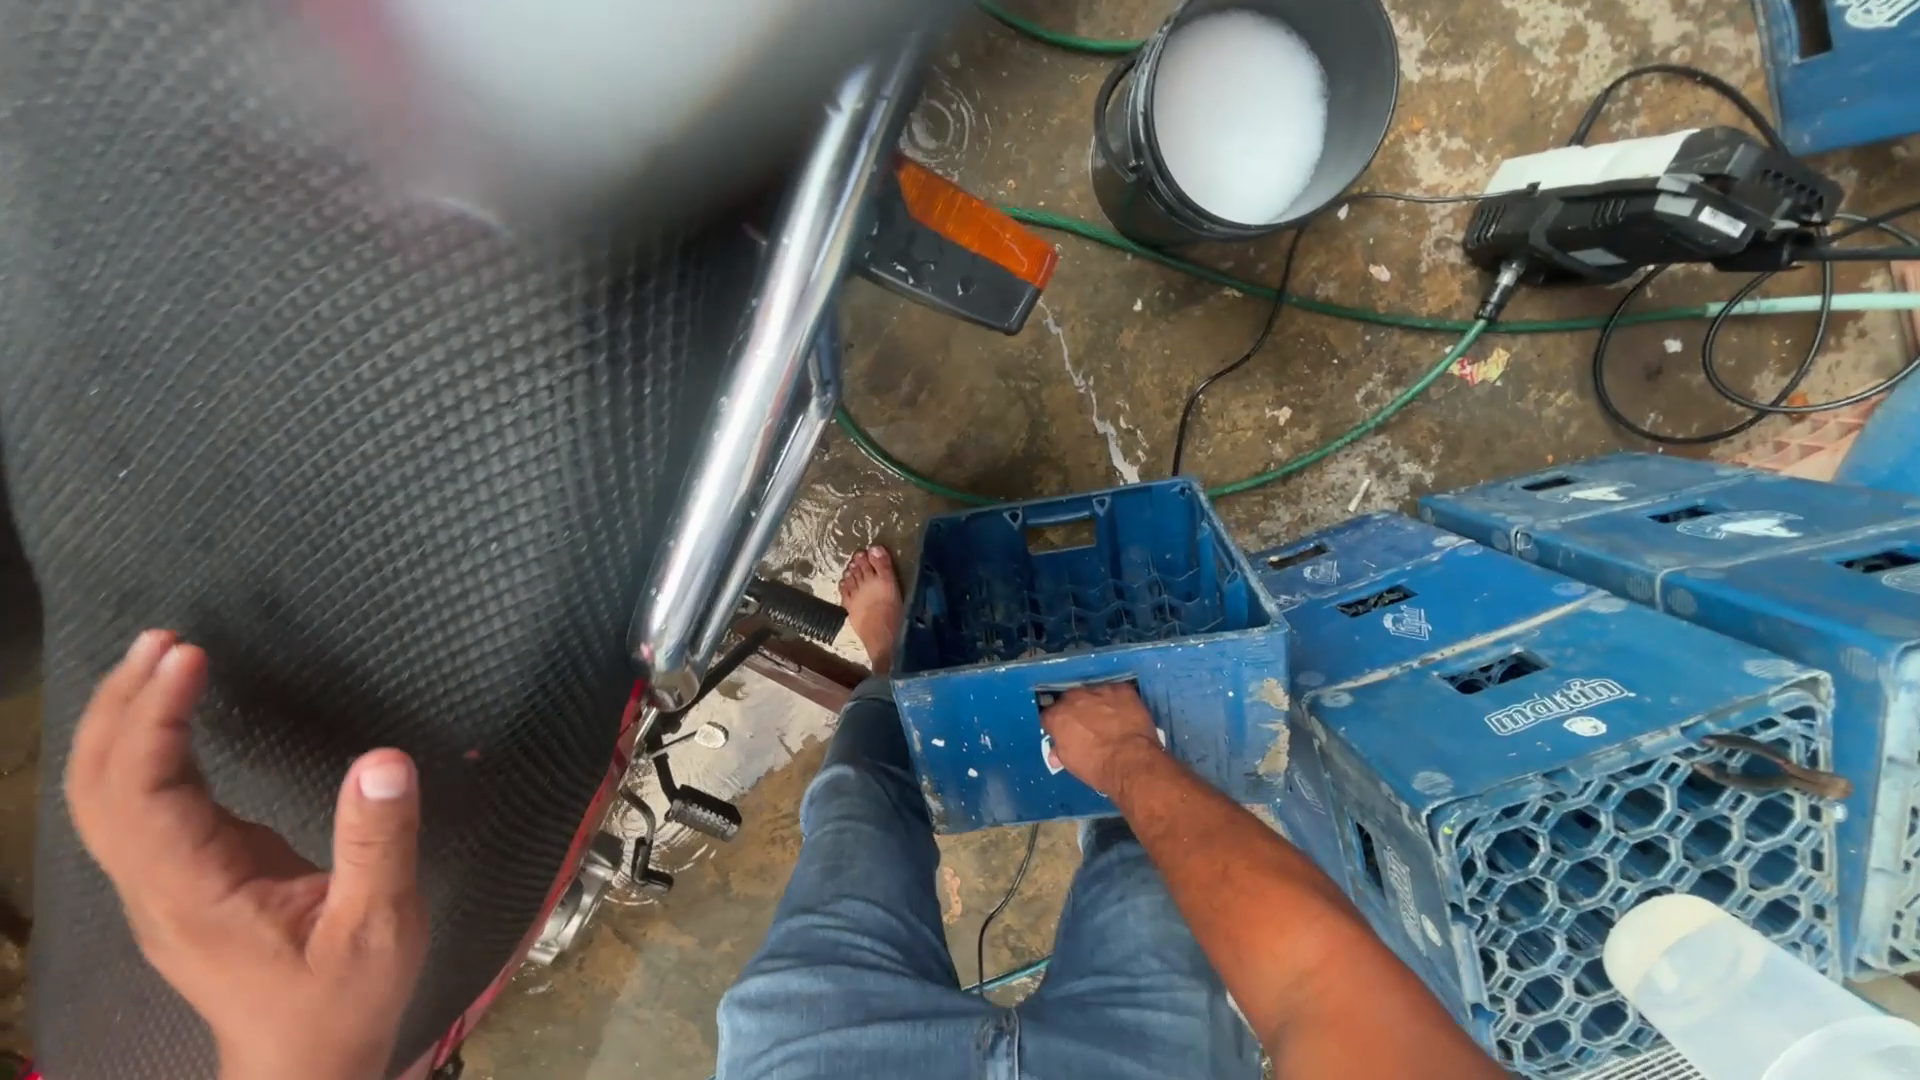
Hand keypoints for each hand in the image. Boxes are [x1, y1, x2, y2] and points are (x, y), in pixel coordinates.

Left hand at [65, 631, 427, 1079]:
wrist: (306, 1062)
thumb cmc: (344, 996)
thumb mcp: (380, 921)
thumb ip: (380, 843)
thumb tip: (383, 760)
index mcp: (197, 892)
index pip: (143, 795)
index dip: (156, 720)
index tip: (187, 656)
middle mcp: (160, 885)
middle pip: (100, 790)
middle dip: (121, 708)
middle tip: (160, 640)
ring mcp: (167, 885)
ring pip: (108, 798)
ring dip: (125, 724)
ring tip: (160, 661)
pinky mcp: (191, 880)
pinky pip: (143, 807)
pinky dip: (147, 751)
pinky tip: (174, 720)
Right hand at [1040, 683, 1165, 795]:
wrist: (1130, 761)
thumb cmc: (1096, 766)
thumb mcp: (1071, 763)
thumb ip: (1060, 752)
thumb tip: (1054, 754)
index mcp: (1057, 716)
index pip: (1049, 716)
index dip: (1058, 725)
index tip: (1065, 734)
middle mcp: (1074, 698)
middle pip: (1070, 700)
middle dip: (1076, 711)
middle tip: (1087, 727)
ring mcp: (1099, 691)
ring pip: (1094, 694)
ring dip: (1098, 704)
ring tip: (1110, 720)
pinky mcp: (1122, 690)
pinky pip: (1117, 692)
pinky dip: (1119, 702)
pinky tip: (1125, 715)